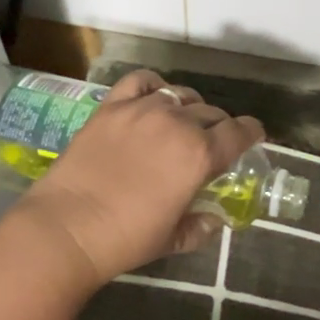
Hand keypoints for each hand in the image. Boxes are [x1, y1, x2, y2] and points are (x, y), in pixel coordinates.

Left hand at [19, 69, 264, 285]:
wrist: (67, 227)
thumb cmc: (126, 239)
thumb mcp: (174, 239)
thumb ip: (200, 226)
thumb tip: (214, 220)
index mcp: (201, 155)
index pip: (240, 131)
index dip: (251, 132)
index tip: (252, 136)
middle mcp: (177, 123)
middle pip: (211, 112)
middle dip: (219, 125)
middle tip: (212, 141)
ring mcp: (141, 110)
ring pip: (180, 94)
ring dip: (189, 106)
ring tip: (182, 120)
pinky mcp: (111, 107)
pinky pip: (140, 81)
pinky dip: (153, 86)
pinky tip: (153, 98)